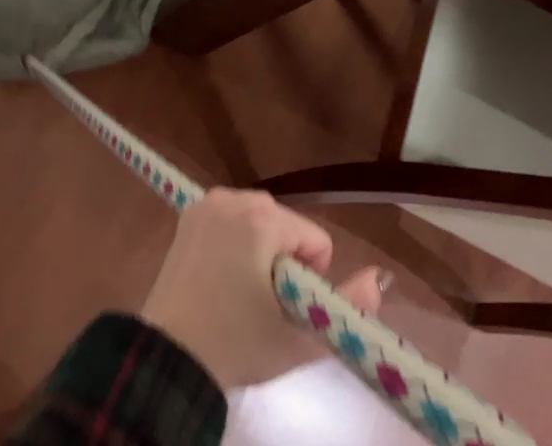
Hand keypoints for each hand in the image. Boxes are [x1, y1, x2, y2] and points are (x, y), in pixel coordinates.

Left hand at [139, 189, 386, 389]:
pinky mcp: (186, 217)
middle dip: (286, 258)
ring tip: (243, 289)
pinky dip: (237, 240)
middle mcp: (231, 199)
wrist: (172, 352)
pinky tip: (223, 274)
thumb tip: (379, 276)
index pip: (317, 240)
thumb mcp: (304, 333)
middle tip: (264, 298)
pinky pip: (231, 219)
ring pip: (259, 220)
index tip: (286, 303)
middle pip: (287, 225)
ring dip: (263, 248)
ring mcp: (204, 205)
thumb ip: (351, 303)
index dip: (311, 276)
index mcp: (261, 219)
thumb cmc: (240, 343)